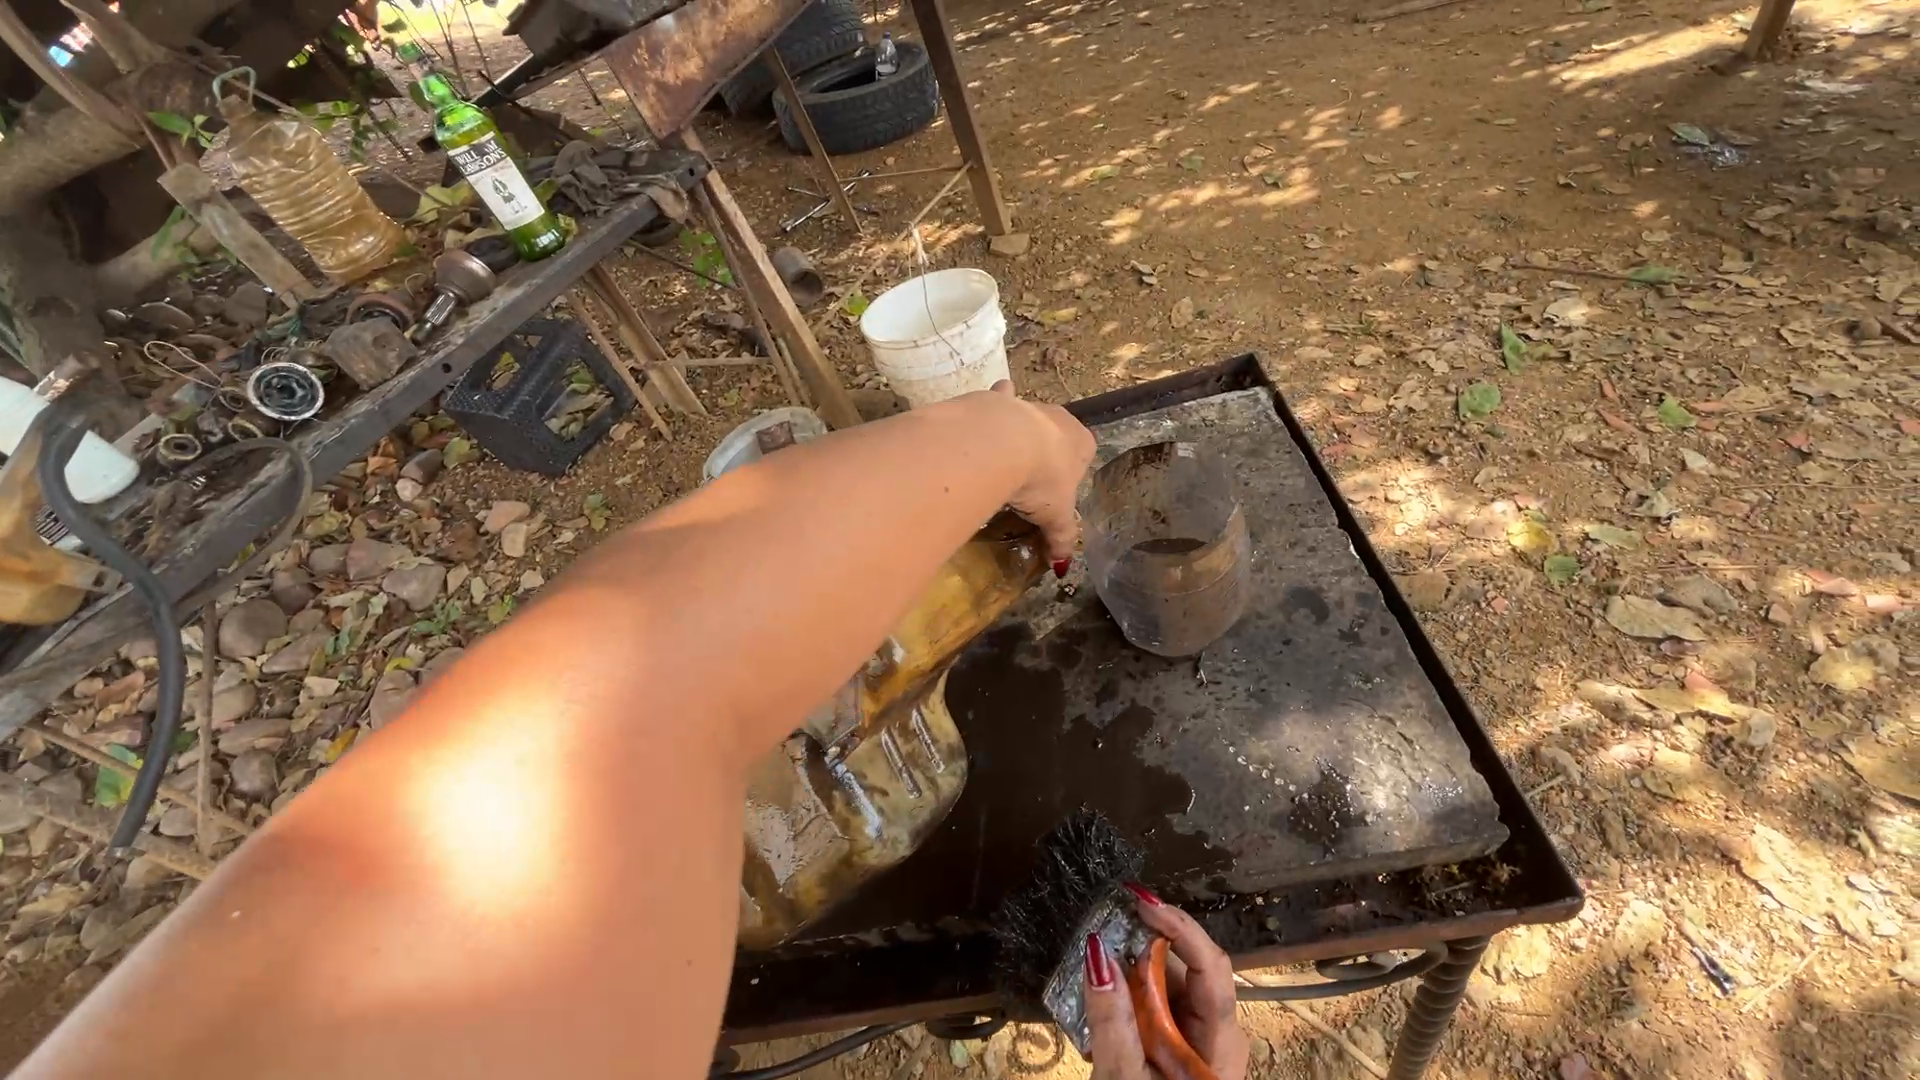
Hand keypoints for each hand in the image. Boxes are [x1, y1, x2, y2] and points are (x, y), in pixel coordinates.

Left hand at [984, 380, 1094, 561]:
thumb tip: (1062, 567)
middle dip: (1044, 453)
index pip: (1084, 454)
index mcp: (1082, 442)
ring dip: (1018, 433)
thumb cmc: (1041, 481)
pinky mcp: (994, 401)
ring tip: (1001, 459)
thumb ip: (1060, 539)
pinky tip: (977, 421)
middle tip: (1027, 482)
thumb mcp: (1055, 518)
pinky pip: (995, 401)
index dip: (1070, 474)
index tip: (1053, 494)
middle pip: (1056, 435)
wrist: (1002, 444)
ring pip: (1026, 418)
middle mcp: (1058, 418)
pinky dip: (990, 410)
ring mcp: (1027, 405)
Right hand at [1083, 889, 1249, 1079]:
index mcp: (1220, 1047)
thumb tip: (1096, 950)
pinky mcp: (1187, 1052)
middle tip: (1104, 928)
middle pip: (1189, 969)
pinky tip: (1107, 1000)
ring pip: (1172, 985)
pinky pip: (1163, 1006)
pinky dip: (1135, 994)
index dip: (1178, 926)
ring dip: (1135, 971)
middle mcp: (1221, 1039)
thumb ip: (1111, 1019)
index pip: (1211, 966)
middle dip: (1146, 946)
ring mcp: (1206, 1046)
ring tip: (1096, 969)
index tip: (1138, 900)